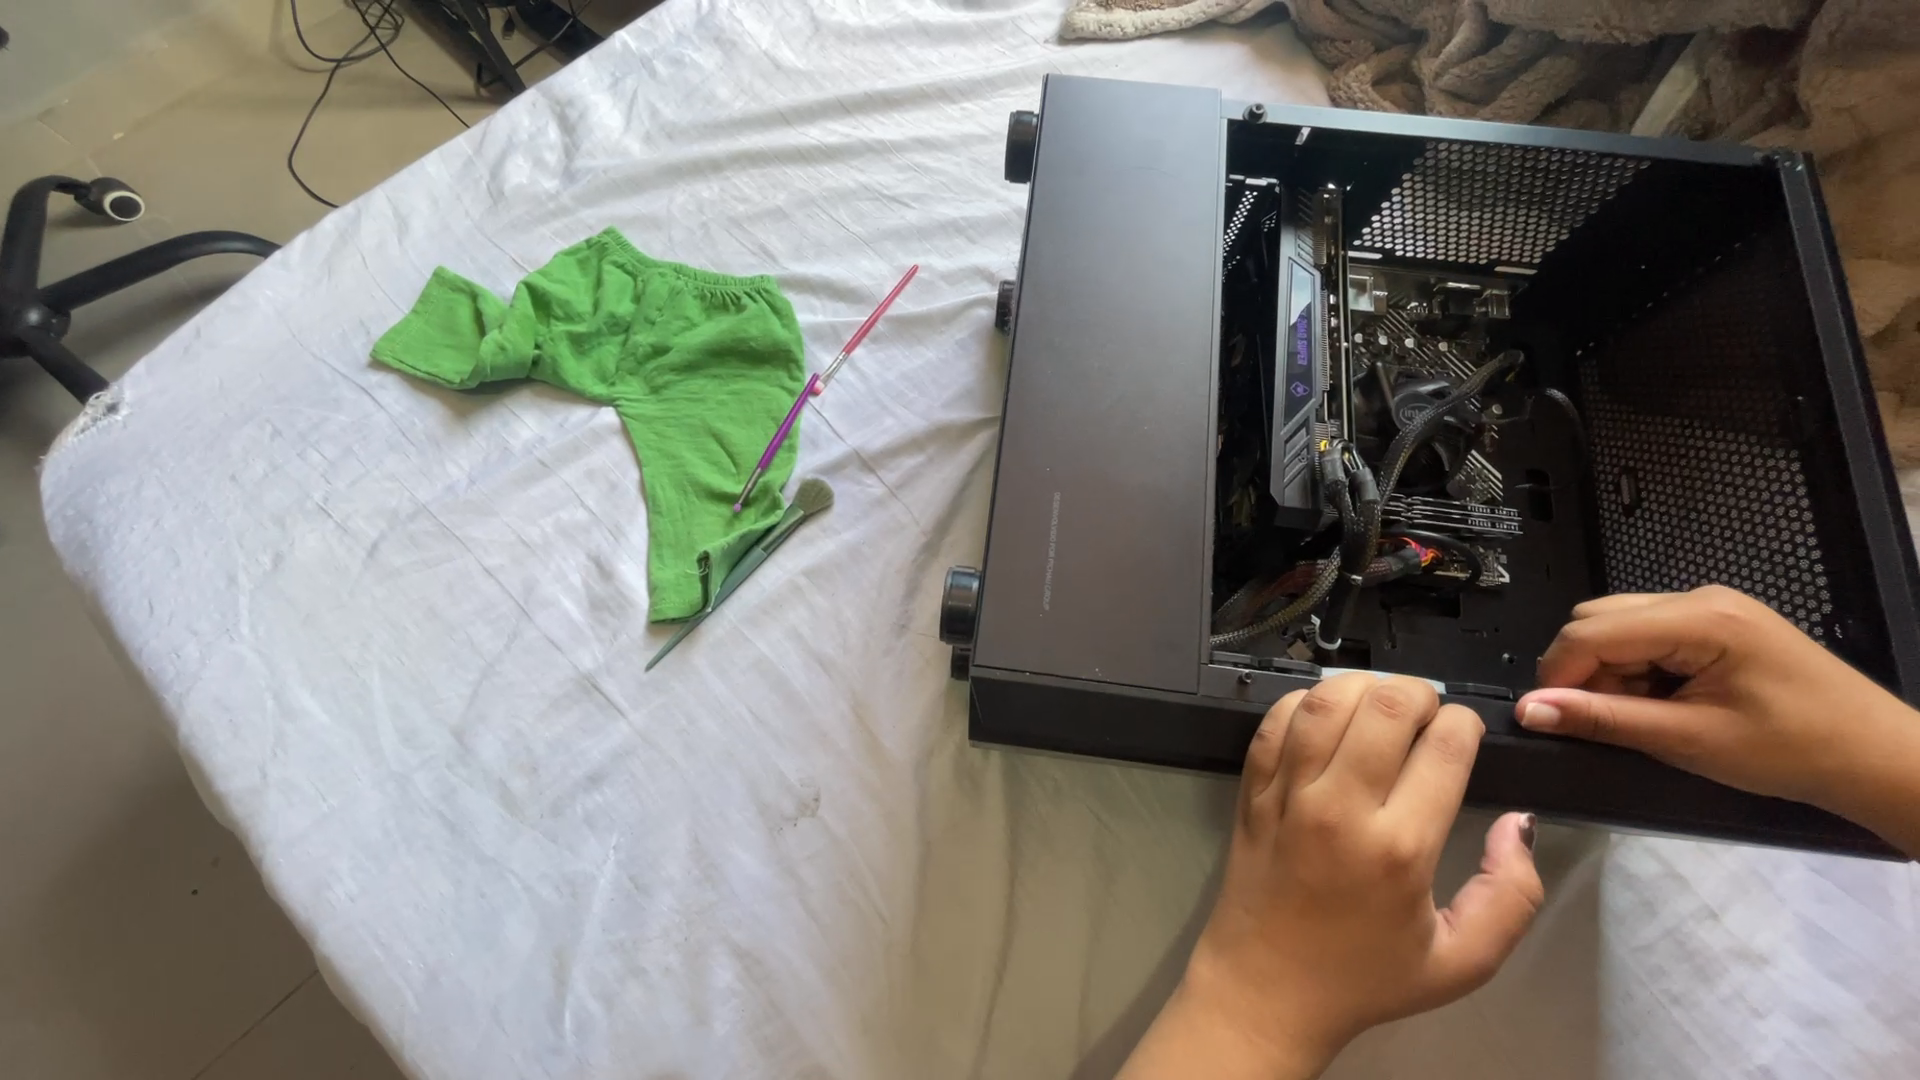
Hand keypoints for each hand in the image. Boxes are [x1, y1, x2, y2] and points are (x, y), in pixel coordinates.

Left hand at [1119, 674, 1542, 1079]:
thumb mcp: (1464, 960)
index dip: (1464, 724)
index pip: (1442, 749)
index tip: (1467, 730)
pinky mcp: (1251, 787)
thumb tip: (1520, 821)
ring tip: (1381, 699)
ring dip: (1360, 686)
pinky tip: (1326, 710)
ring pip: (1323, 702)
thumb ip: (1512, 894)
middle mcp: (1339, 807)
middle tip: (1429, 708)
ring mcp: (1287, 791)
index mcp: (1399, 848)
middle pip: (1383, 708)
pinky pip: (1275, 721)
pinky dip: (1303, 701)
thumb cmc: (1365, 975)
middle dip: (1418, 693)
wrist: (1266, 983)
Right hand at [1516, 586, 1919, 852]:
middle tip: (1606, 717)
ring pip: (1612, 626)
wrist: (1886, 764)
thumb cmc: (1795, 752)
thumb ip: (1601, 720)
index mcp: (1699, 618)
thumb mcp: (1689, 740)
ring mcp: (1709, 607)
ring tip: (1641, 712)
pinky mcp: (1714, 622)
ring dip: (1606, 669)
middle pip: (1595, 621)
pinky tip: (1661, 699)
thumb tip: (1527, 710)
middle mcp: (1698, 598)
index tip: (1552, 716)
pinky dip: (1632, 667)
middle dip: (1583, 670)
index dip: (1557, 674)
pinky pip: (1641, 633)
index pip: (1589, 632)